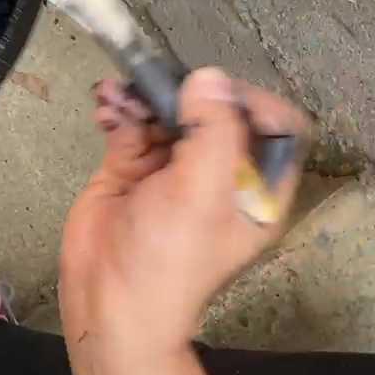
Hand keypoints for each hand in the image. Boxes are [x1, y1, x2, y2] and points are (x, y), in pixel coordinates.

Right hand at [58, 68, 308, 374]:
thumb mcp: (200, 194)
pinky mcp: (131, 165)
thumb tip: (210, 77)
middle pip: (209, 109)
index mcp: (253, 186)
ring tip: (114, 95)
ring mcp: (170, 168)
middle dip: (178, 90)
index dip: (247, 100)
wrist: (107, 297)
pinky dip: (115, 109)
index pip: (272, 126)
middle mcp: (215, 172)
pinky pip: (128, 122)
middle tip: (149, 81)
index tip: (210, 89)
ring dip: (137, 95)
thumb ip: (211, 130)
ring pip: (163, 110)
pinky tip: (103, 111)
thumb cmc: (168, 259)